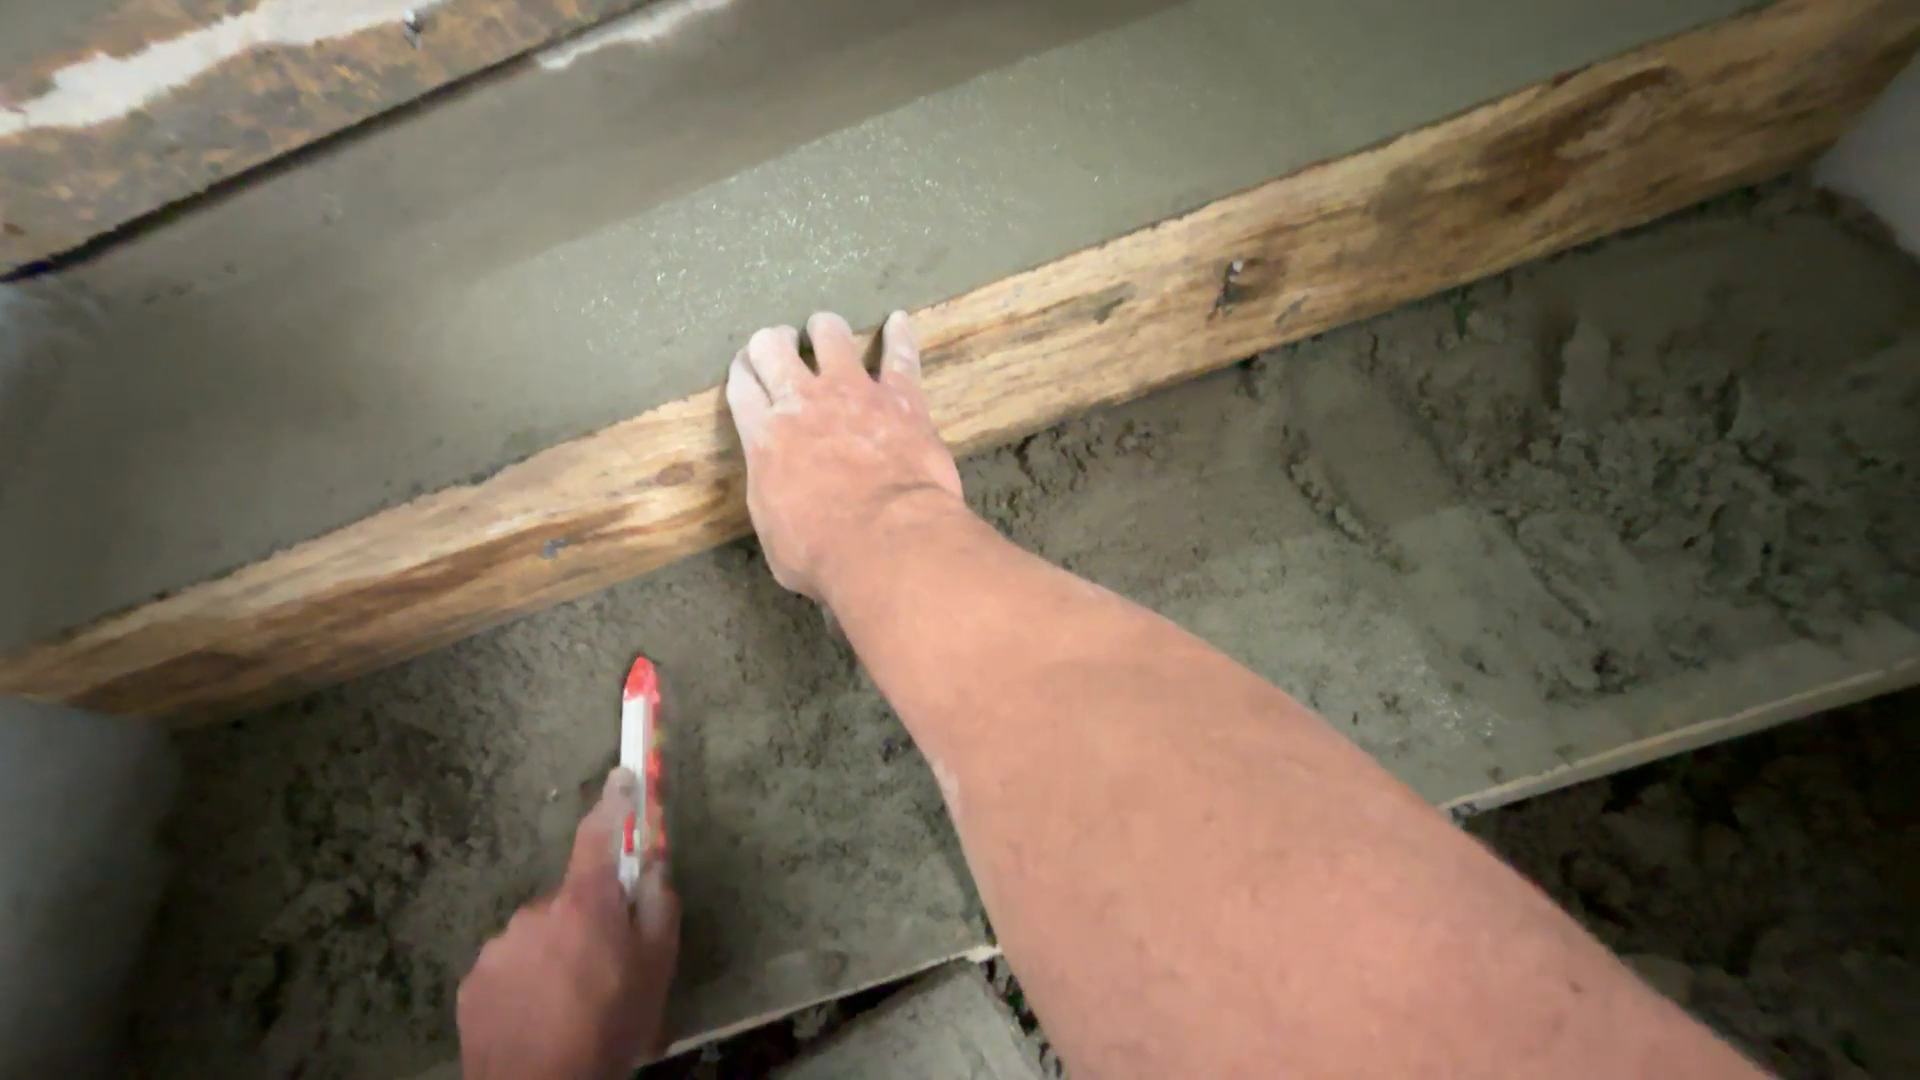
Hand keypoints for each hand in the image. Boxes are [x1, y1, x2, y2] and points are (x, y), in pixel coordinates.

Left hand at [458, 769, 678, 1079]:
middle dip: (588, 917)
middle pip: (572, 896)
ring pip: (540, 932)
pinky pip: (512, 963)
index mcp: (585, 901)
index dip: (614, 802)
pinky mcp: (473, 983)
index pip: (599, 834)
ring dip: (556, 950)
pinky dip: (527, 978)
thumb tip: (649, 869)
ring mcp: (499, 947)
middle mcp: (536, 911)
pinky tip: (539, 1014)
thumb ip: (658, 904)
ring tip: (571, 999)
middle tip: (605, 963)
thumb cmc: (611, 1025)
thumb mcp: (659, 964)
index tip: (622, 775)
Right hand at [725, 311, 964, 599]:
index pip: (742, 387)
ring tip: (826, 327)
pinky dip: (900, 335)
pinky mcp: (901, 397)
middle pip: (774, 349)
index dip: (743, 372)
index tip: (748, 368)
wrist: (885, 539)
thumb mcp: (775, 534)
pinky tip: (900, 320)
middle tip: (782, 342)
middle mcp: (801, 401)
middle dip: (775, 341)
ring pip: (831, 336)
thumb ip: (775, 499)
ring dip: (826, 329)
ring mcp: (853, 392)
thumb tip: (785, 497)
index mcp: (764, 437)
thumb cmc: (821, 552)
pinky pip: (900, 355)